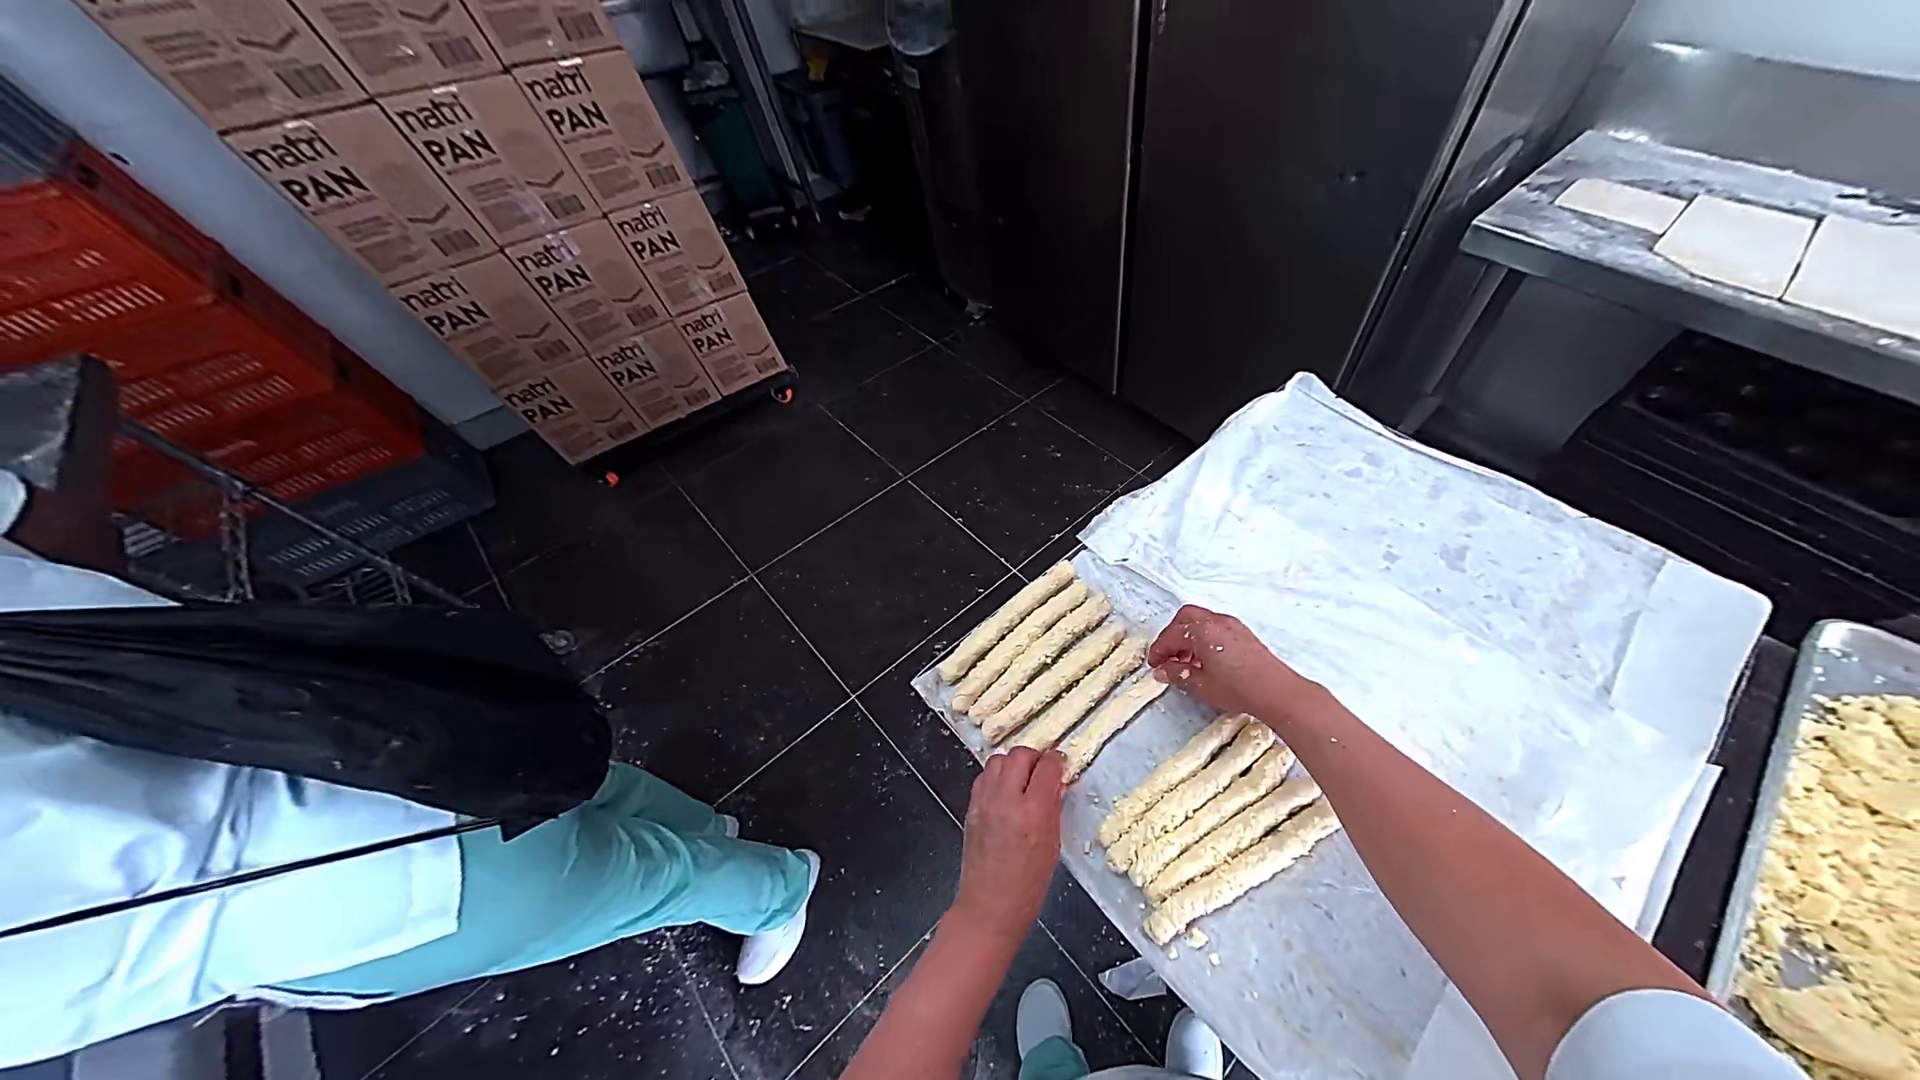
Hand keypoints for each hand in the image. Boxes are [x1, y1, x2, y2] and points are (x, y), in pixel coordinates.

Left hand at [950, 747, 1065, 940]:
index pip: (1047, 766)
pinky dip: (997, 776)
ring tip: (1023, 779)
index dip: (1056, 761)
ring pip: (999, 759)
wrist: (990, 905)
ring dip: (1014, 763)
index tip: (1060, 764)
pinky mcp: (971, 806)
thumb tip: (1055, 783)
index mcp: (1034, 812)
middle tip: (1042, 770)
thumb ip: (1053, 808)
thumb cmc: (1027, 884)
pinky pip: (985, 776)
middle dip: (1035, 757)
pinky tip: (1005, 790)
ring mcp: (985, 801)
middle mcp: (1007, 800)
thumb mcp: (1053, 844)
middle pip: (1020, 754)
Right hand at [1148, 605, 1316, 720]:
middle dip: (1172, 636)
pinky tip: (1204, 660)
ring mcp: (1232, 626)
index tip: (1155, 663)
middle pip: (1185, 619)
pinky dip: (1203, 638)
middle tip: (1167, 657)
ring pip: (1200, 622)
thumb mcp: (1200, 684)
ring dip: (1188, 637)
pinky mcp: (1243, 634)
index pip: (1171, 635)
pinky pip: (1215, 628)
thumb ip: (1177, 673)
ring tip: (1185, 662)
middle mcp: (1217, 622)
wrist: (1277, 693)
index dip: (1159, 650)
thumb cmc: (1242, 688)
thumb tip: (1163, 670)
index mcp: (1203, 631)